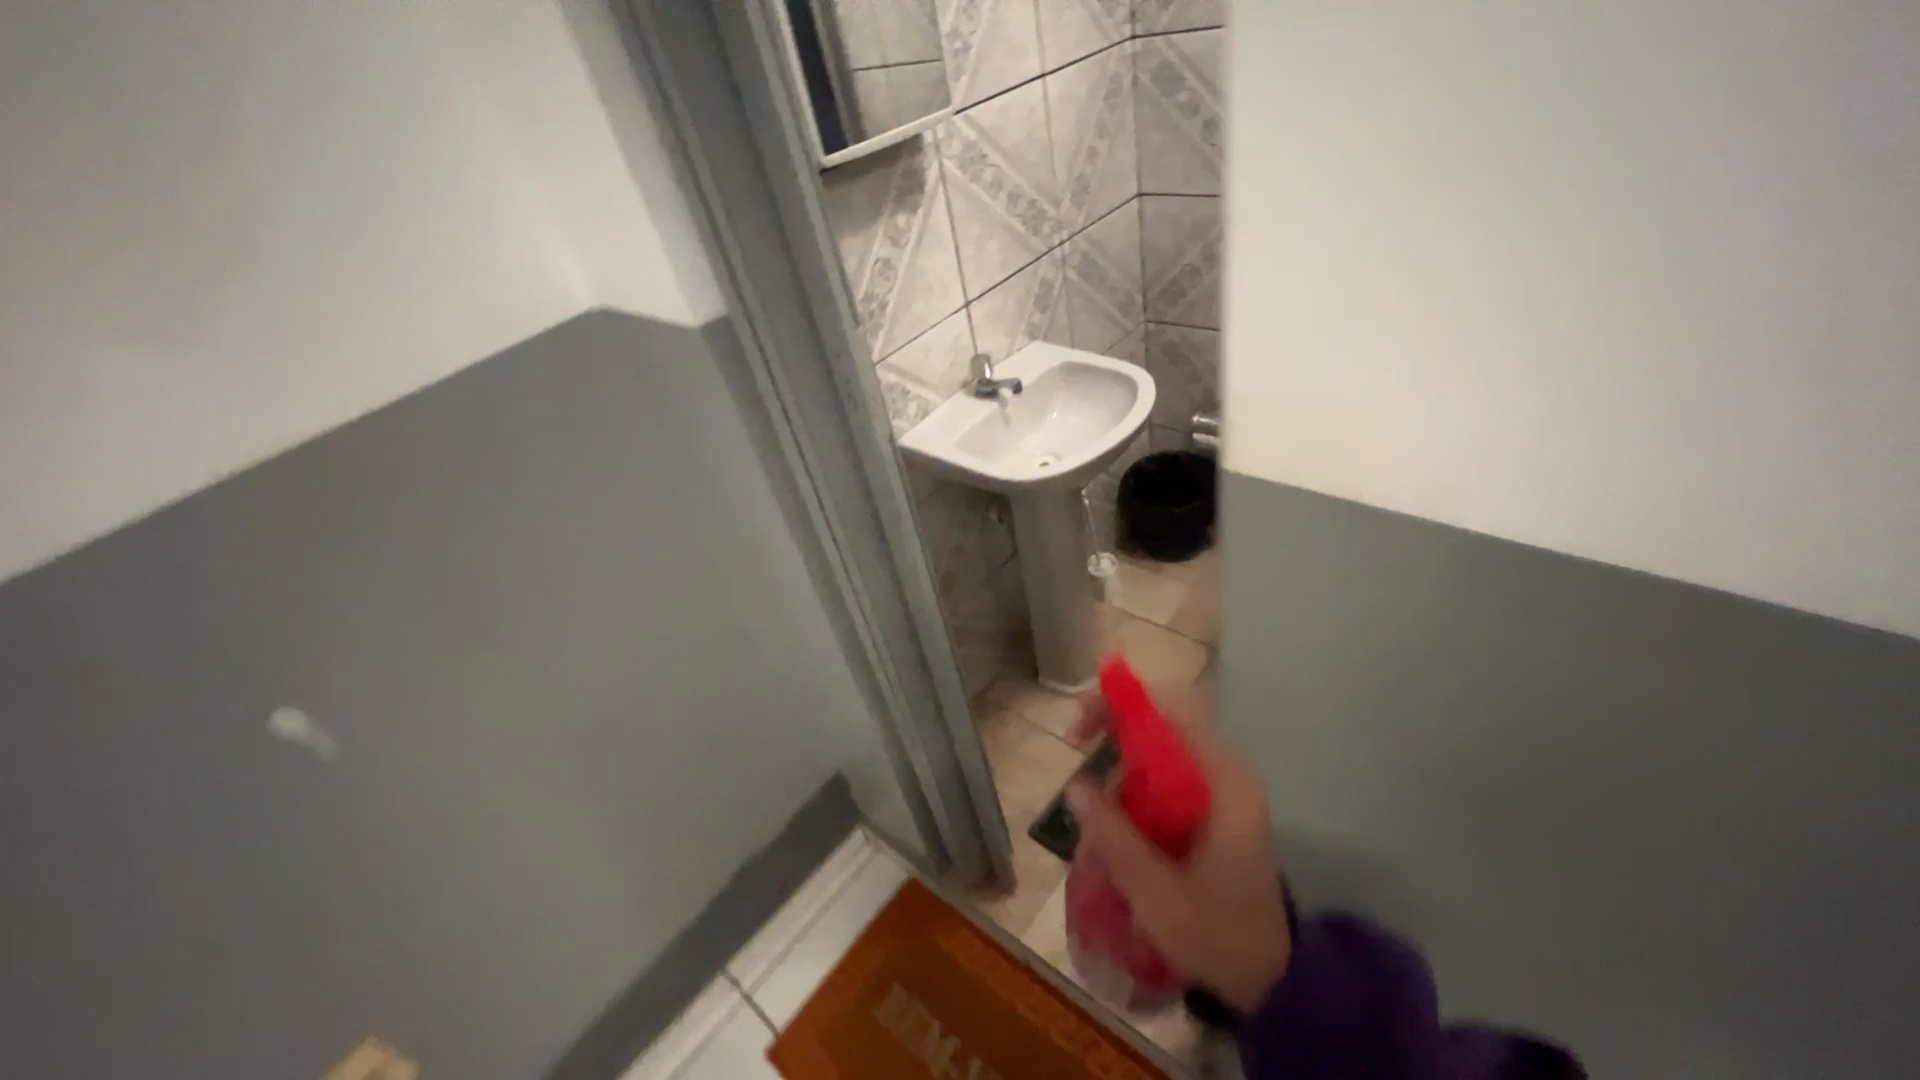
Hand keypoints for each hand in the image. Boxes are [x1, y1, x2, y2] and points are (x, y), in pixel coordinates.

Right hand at [1066, 684, 1291, 1013]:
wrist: (1274, 978)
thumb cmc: (1220, 937)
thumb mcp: (1158, 896)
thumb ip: (1116, 839)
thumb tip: (1074, 785)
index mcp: (1225, 784)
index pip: (1176, 711)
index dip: (1124, 704)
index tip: (1081, 726)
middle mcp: (1227, 774)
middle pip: (1167, 721)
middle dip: (1115, 726)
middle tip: (1076, 749)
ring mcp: (1223, 791)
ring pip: (1164, 746)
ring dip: (1122, 756)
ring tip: (1090, 796)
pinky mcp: (1215, 810)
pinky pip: (1168, 775)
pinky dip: (1135, 781)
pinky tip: (1113, 816)